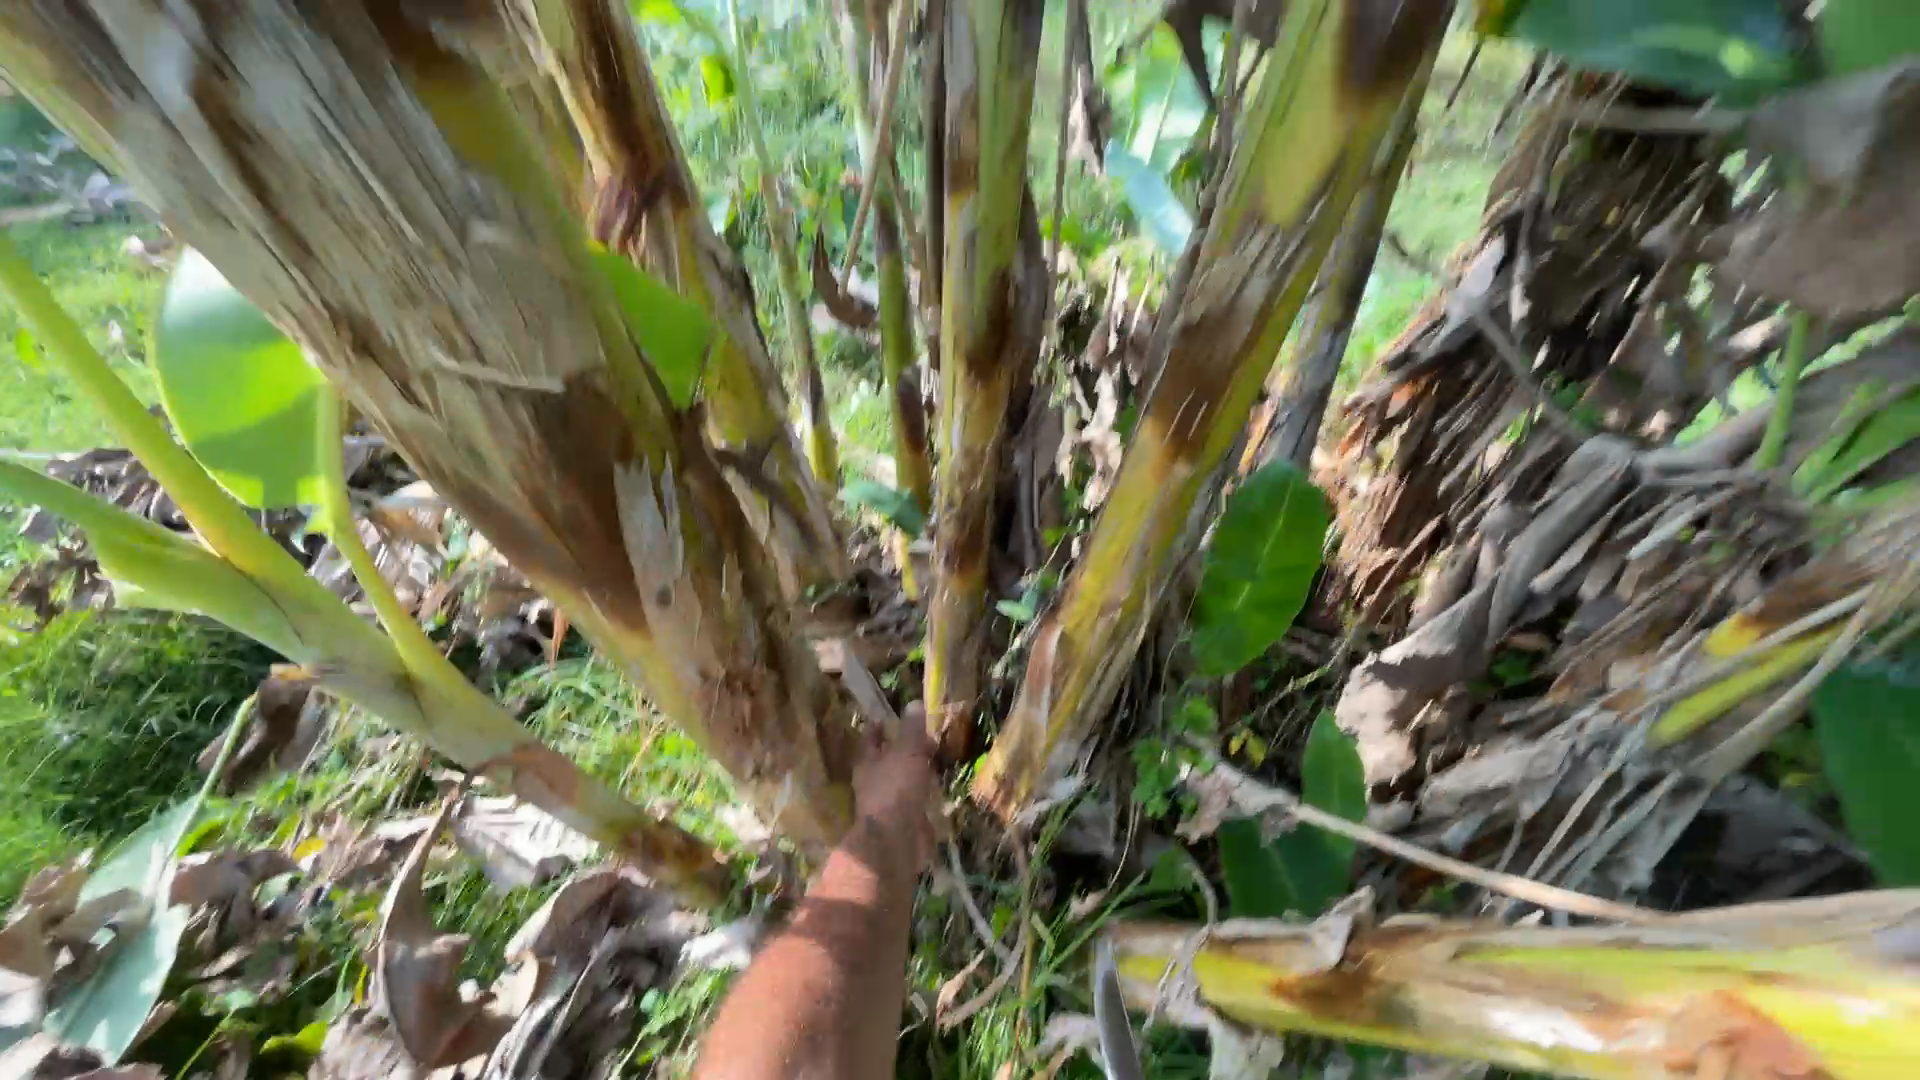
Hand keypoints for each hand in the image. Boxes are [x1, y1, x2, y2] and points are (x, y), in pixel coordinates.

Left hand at [852, 703, 936, 868]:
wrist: (896, 840)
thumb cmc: (896, 788)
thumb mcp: (907, 751)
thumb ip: (912, 729)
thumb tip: (914, 703)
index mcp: (867, 761)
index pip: (870, 737)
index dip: (877, 726)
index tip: (885, 717)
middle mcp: (873, 782)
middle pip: (886, 760)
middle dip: (900, 750)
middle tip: (921, 738)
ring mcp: (887, 804)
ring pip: (901, 781)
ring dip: (915, 773)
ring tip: (934, 762)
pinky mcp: (903, 822)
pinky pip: (915, 802)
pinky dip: (925, 795)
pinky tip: (938, 791)